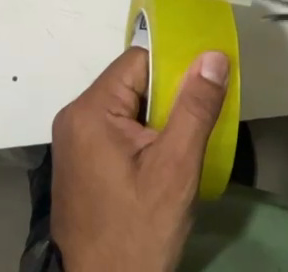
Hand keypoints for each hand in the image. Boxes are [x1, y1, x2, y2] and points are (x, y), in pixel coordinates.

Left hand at [51, 47, 230, 271]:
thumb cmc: (138, 230)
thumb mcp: (175, 169)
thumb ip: (195, 108)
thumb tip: (212, 56)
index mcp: (90, 109)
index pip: (138, 62)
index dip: (173, 72)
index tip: (201, 94)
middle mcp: (75, 116)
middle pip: (132, 83)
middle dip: (166, 101)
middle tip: (194, 130)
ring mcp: (74, 140)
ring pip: (127, 108)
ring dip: (156, 122)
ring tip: (179, 151)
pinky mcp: (80, 161)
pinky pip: (116, 130)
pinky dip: (142, 140)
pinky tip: (160, 166)